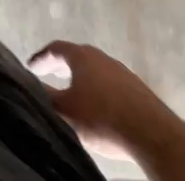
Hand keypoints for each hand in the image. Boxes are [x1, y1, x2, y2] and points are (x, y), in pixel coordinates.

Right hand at [28, 41, 183, 162]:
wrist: (154, 136)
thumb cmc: (102, 117)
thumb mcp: (65, 110)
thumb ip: (46, 95)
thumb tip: (31, 85)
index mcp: (82, 56)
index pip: (55, 48)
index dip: (41, 57)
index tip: (31, 67)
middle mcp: (103, 58)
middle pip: (78, 56)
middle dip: (62, 65)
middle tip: (50, 74)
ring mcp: (124, 73)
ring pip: (96, 71)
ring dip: (83, 79)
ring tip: (74, 93)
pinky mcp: (140, 91)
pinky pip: (112, 85)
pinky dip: (100, 90)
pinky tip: (100, 107)